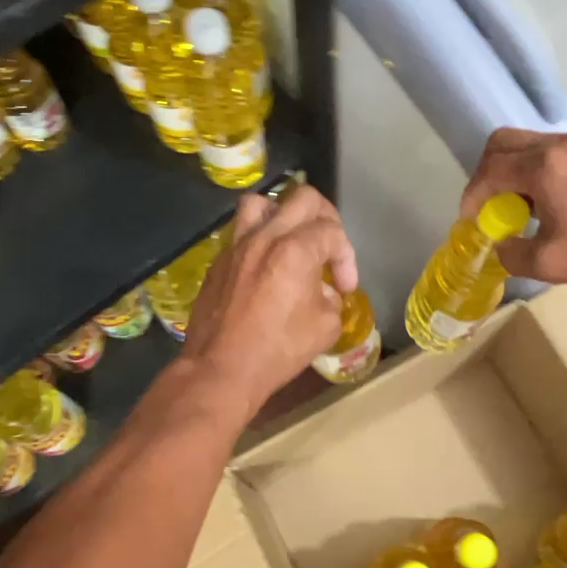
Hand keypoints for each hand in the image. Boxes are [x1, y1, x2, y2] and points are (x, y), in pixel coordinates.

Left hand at [180, 185, 358, 414]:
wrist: (221, 369)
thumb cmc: (278, 350)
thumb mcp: (325, 327)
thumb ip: (331, 299)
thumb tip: (323, 292)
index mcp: (296, 250)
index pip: (333, 232)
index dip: (347, 258)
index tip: (345, 287)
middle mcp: (265, 237)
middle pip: (303, 198)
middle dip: (325, 218)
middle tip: (328, 246)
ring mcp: (237, 246)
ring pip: (262, 203)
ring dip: (283, 214)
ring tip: (291, 239)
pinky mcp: (219, 261)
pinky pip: (241, 232)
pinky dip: (259, 239)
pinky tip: (266, 265)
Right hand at [460, 129, 566, 287]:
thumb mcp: (551, 264)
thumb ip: (512, 254)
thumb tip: (501, 247)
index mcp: (543, 166)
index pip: (489, 170)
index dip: (472, 197)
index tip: (471, 223)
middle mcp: (559, 144)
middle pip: (503, 143)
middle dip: (486, 175)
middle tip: (489, 207)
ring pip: (529, 146)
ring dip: (514, 173)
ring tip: (521, 210)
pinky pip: (554, 152)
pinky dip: (537, 172)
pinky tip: (552, 205)